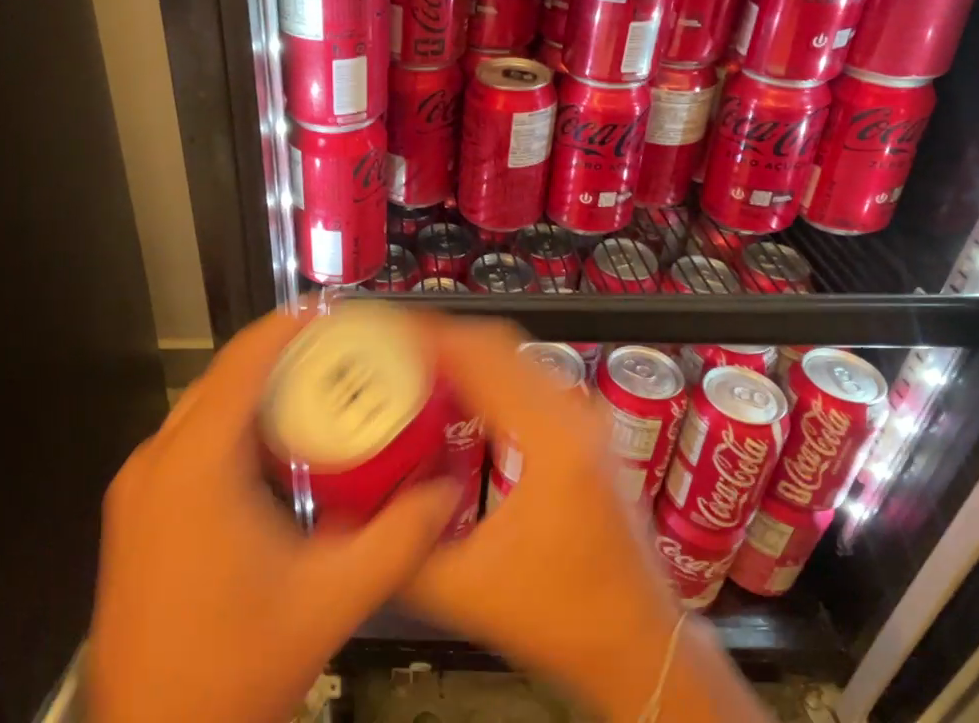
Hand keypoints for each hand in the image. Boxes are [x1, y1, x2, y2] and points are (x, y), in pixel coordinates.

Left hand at [88, 311, 460, 722]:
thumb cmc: (238, 665)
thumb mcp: (333, 600)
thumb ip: (399, 540)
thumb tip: (445, 493)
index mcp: (196, 466)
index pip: (243, 364)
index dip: (288, 327)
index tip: (332, 311)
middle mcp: (155, 462)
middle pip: (221, 383)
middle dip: (280, 360)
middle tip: (340, 356)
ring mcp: (135, 489)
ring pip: (201, 414)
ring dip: (254, 398)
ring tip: (315, 396)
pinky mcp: (132, 514)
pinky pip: (186, 448)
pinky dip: (230, 434)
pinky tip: (272, 457)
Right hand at [403, 317, 767, 721]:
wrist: (639, 645)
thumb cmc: (560, 619)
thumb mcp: (461, 590)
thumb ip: (395, 549)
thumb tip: (339, 512)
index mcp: (550, 441)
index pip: (477, 356)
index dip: (422, 336)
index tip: (375, 333)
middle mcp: (574, 415)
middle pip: (495, 342)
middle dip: (434, 336)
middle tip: (381, 346)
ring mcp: (586, 419)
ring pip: (512, 355)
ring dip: (459, 351)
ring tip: (405, 364)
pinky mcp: (587, 430)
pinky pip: (527, 376)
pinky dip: (483, 371)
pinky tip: (447, 394)